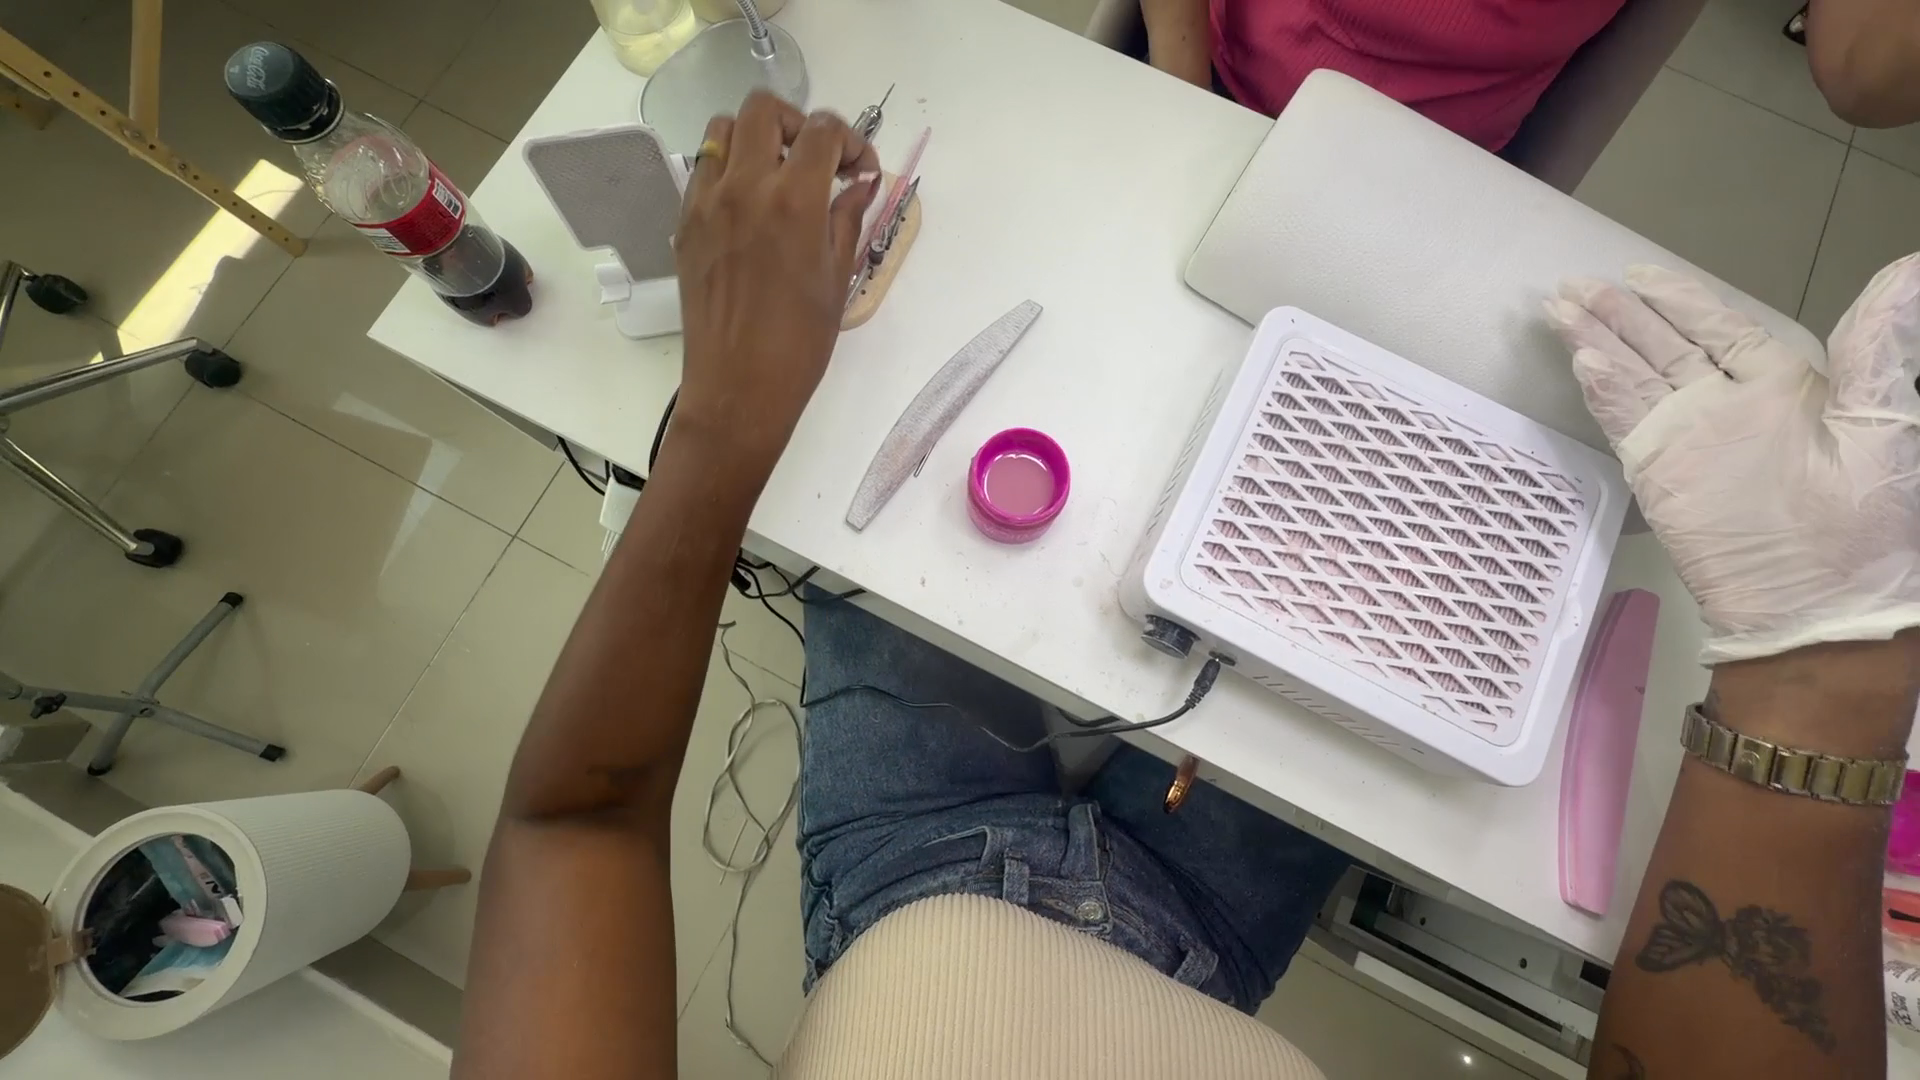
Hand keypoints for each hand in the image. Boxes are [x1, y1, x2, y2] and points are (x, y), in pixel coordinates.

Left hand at [671, 92, 879, 483]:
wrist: (738, 388)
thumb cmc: (800, 345)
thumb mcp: (836, 281)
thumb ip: (847, 221)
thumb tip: (860, 185)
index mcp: (793, 202)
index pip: (821, 131)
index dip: (849, 140)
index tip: (859, 171)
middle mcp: (744, 187)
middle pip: (764, 110)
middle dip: (798, 124)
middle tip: (817, 162)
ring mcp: (706, 202)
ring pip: (723, 130)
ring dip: (756, 139)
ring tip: (778, 177)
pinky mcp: (685, 223)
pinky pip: (703, 170)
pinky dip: (729, 170)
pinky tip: (749, 208)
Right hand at [1545, 257, 1919, 663]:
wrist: (1818, 594)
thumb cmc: (1869, 514)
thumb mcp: (1886, 422)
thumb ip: (1878, 350)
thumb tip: (1906, 268)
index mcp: (1780, 385)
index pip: (1717, 328)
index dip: (1677, 299)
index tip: (1637, 273)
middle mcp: (1721, 402)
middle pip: (1658, 345)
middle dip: (1616, 312)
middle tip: (1572, 285)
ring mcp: (1680, 433)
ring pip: (1629, 374)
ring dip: (1594, 340)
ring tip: (1558, 309)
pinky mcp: (1651, 464)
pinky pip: (1621, 417)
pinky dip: (1602, 388)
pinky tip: (1582, 359)